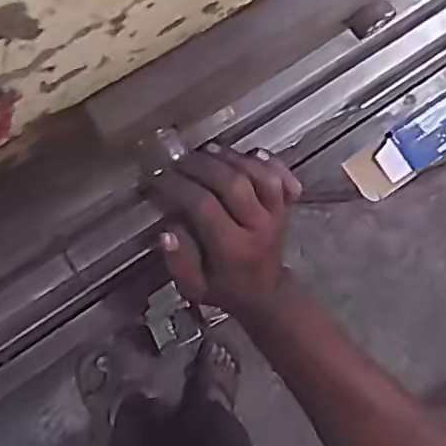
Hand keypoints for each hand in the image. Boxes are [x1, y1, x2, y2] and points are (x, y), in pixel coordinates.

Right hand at [149, 144, 302, 318]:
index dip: (179, 187)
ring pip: (260, 176)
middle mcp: (258, 227)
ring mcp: (277, 215)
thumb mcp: (194, 287)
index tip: (158, 178)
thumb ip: (179, 260)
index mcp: (233, 249)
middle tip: (179, 160)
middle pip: (233, 184)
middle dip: (202, 166)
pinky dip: (270, 163)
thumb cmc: (224, 288)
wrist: (266, 294)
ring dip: (234, 158)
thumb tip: (168, 230)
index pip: (204, 207)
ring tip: (208, 151)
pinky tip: (252, 154)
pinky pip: (283, 178)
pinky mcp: (287, 207)